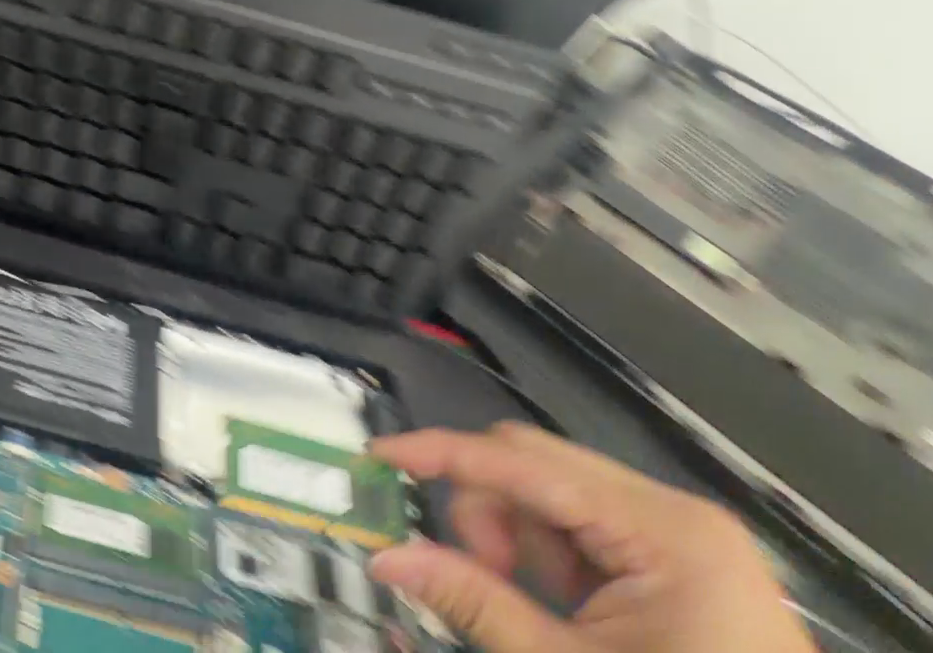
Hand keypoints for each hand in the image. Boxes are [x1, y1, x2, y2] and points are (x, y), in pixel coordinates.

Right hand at [369, 423, 815, 652]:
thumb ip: (472, 602)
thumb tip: (384, 557)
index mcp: (662, 530)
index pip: (521, 463)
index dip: (441, 454)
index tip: (377, 457)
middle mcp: (672, 511)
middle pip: (533, 465)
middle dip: (487, 510)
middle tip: (480, 573)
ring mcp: (678, 530)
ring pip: (549, 491)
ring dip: (515, 535)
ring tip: (526, 601)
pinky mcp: (675, 554)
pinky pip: (579, 522)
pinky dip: (548, 554)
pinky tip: (561, 602)